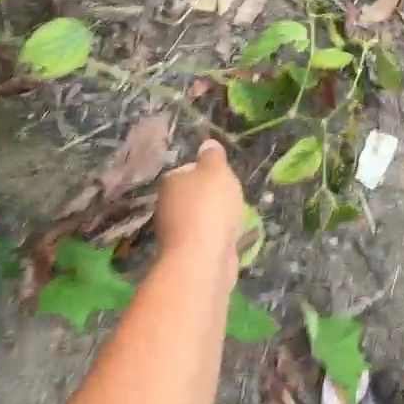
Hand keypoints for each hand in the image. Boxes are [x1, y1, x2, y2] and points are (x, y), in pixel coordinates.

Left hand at [156, 139, 244, 266]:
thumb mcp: (216, 171)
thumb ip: (213, 156)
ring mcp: (176, 233)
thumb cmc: (209, 207)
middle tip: (232, 199)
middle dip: (211, 198)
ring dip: (215, 220)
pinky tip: (231, 240)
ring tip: (235, 220)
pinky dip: (217, 238)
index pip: (187, 171)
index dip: (206, 173)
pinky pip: (206, 239)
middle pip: (192, 196)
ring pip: (199, 219)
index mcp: (170, 182)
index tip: (223, 179)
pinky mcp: (188, 254)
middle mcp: (167, 206)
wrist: (202, 259)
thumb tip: (207, 144)